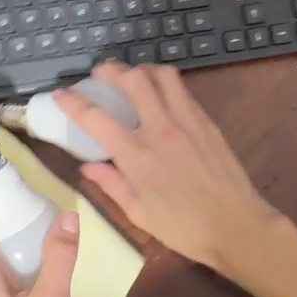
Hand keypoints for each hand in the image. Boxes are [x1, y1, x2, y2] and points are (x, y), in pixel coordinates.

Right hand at [56, 62, 281, 272]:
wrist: (236, 224)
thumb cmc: (184, 227)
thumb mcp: (139, 214)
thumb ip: (111, 184)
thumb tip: (88, 167)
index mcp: (137, 155)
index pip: (96, 118)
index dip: (73, 102)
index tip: (61, 94)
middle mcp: (161, 129)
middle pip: (133, 79)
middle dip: (111, 70)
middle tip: (100, 74)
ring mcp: (187, 120)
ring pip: (162, 75)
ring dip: (142, 69)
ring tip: (132, 77)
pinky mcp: (206, 120)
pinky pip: (182, 90)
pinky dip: (165, 84)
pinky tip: (160, 96)